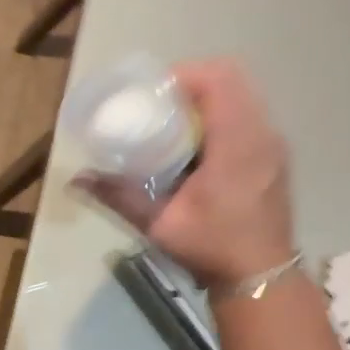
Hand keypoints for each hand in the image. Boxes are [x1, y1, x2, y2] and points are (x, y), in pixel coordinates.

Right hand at [78, 59, 295, 287]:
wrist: (260, 274)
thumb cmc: (211, 246)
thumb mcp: (158, 223)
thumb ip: (119, 196)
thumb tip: (77, 178)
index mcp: (238, 144)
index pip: (220, 81)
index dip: (184, 74)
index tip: (149, 91)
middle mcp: (262, 135)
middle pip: (232, 81)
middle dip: (189, 83)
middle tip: (152, 103)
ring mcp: (272, 144)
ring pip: (240, 97)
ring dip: (203, 99)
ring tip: (166, 120)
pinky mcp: (271, 155)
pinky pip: (245, 116)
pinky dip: (215, 116)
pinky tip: (189, 144)